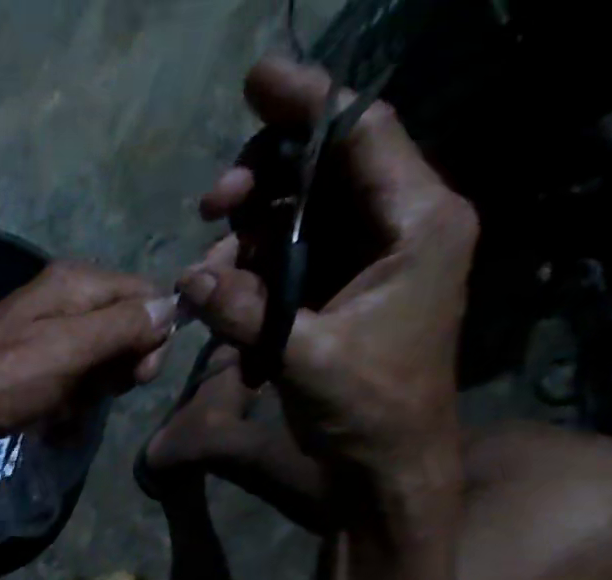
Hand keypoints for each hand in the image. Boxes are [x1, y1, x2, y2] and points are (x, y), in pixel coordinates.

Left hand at [0, 260, 174, 477]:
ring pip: (98, 361)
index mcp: (76, 283)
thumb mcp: (70, 349)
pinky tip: (50, 417)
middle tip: (95, 392)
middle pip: (125, 330)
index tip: (135, 376)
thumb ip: (125, 326)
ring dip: (91, 391)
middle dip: (119, 368)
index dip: (152, 337)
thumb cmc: (2, 380)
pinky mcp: (28, 367)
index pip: (147, 296)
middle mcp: (63, 301)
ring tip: (64, 407)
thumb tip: (173, 305)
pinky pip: (69, 382)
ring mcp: (43, 335)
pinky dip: (67, 402)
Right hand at [182, 57, 476, 491]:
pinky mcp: (341, 285)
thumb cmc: (368, 410)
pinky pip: (289, 251)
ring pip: (299, 208)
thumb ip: (248, 312)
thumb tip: (192, 277)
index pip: (363, 136)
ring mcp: (368, 255)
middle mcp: (399, 226)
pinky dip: (252, 264)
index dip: (308, 103)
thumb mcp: (306, 358)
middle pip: (322, 167)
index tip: (257, 80)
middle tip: (213, 209)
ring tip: (210, 270)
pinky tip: (225, 293)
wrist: (385, 466)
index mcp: (419, 225)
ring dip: (248, 229)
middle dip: (261, 179)